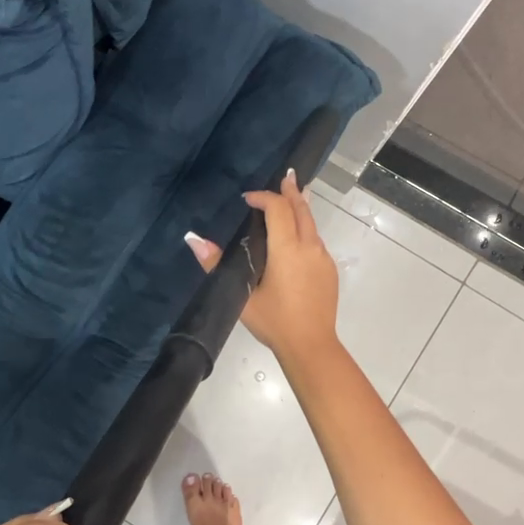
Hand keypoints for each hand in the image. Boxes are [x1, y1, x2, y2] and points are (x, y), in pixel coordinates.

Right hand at [185, 169, 340, 362]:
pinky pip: (316, 242)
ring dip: (300, 211)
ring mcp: (323, 259)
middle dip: (290, 192)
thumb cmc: (274, 321)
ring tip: (291, 202)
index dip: (263, 197)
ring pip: (312, 225)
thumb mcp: (242, 294)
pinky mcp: (330, 272)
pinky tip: (297, 240)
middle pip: (302, 209)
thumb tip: (194, 239)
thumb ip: (217, 265)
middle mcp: (310, 247)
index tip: (248, 198)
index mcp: (288, 249)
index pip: (278, 208)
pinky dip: (305, 230)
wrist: (311, 346)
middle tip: (284, 178)